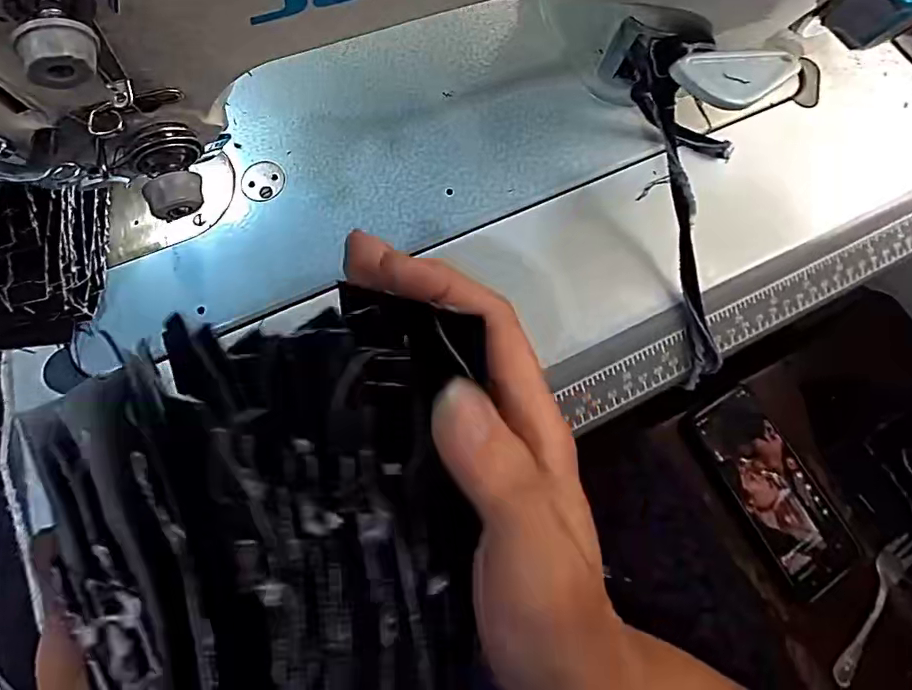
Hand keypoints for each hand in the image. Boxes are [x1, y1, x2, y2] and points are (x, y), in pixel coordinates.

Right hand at [344, 231, 738, 689]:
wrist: (558, 669)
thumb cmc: (551, 605)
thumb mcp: (528, 535)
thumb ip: (498, 469)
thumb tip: (451, 392)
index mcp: (529, 417)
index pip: (491, 323)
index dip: (442, 284)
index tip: (386, 265)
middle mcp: (507, 418)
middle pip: (463, 329)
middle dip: (414, 286)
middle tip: (358, 263)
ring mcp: (482, 444)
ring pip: (443, 360)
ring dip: (402, 321)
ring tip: (353, 299)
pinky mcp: (455, 473)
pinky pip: (423, 403)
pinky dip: (394, 372)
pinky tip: (364, 376)